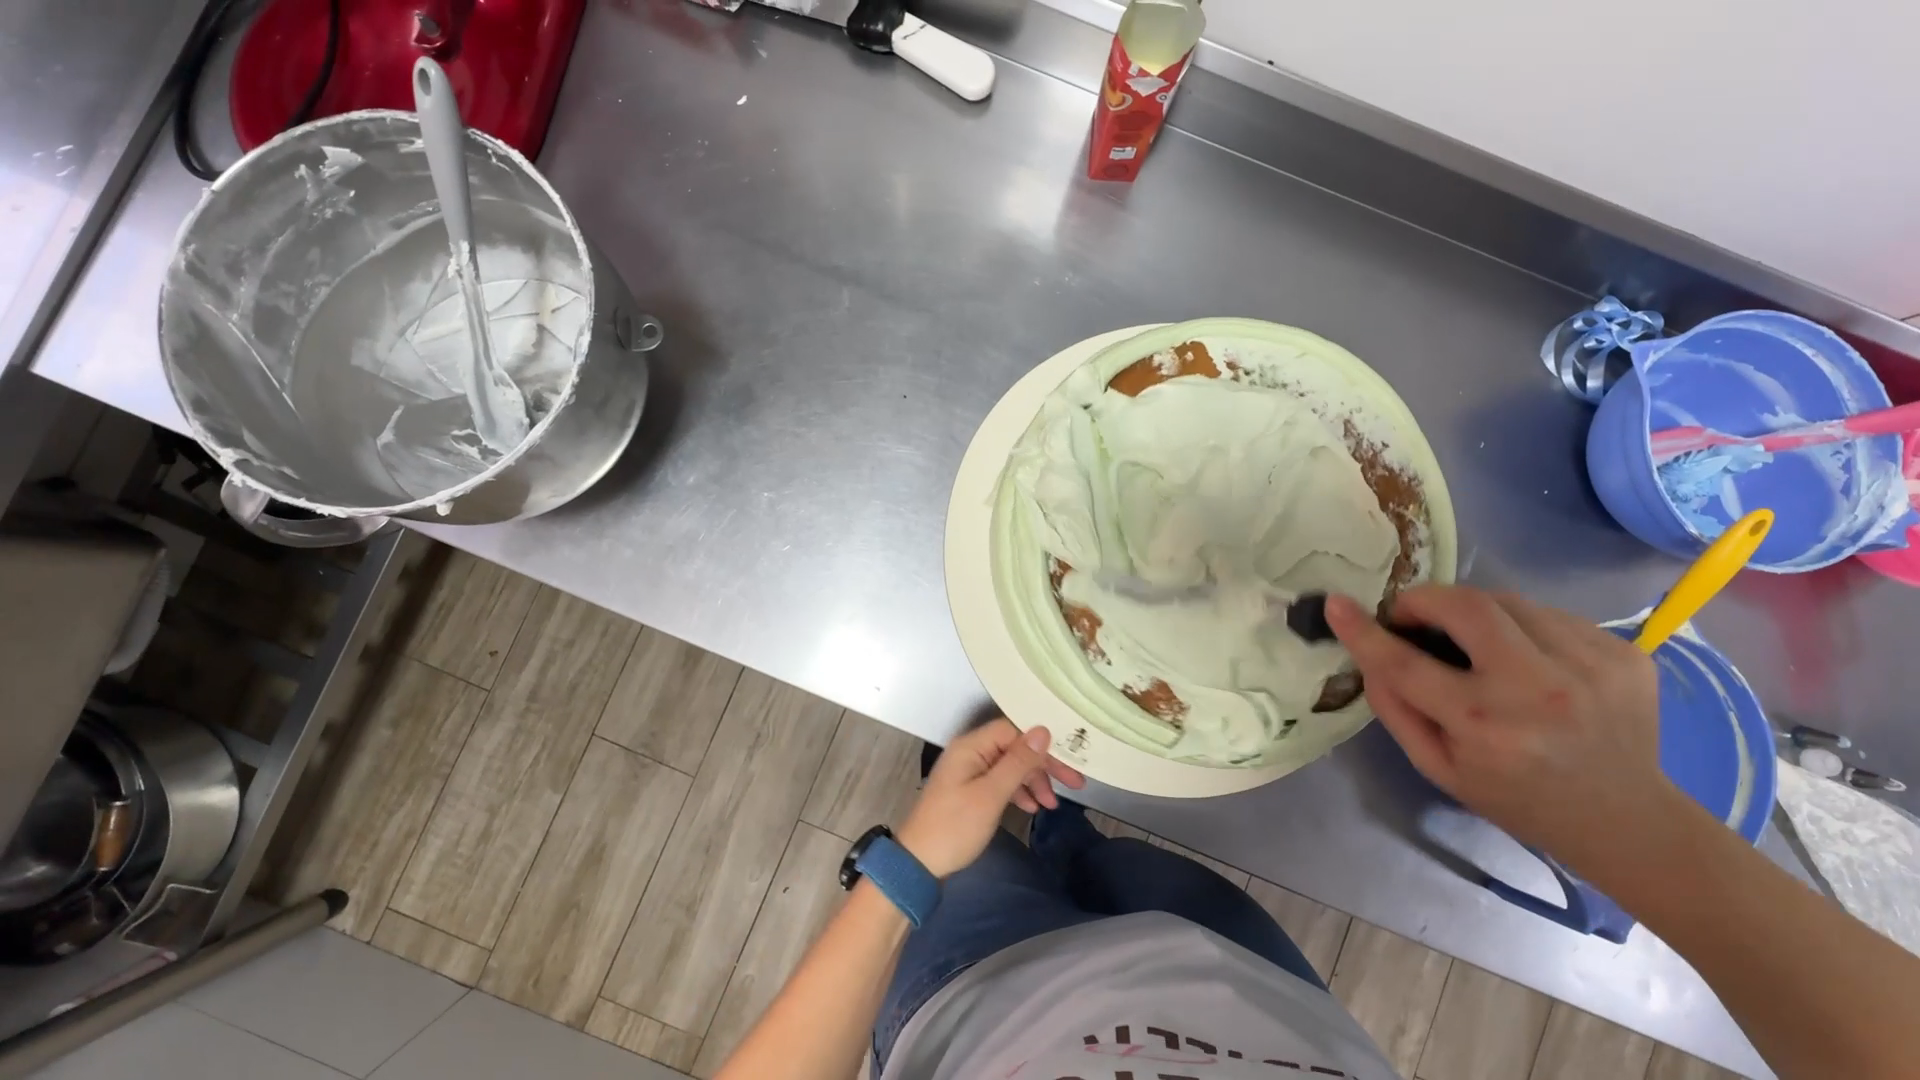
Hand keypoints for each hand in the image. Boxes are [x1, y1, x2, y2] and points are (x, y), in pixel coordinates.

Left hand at [896, 719, 1085, 877]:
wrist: (919, 864)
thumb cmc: (955, 827)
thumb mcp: (991, 794)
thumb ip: (1018, 762)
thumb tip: (1042, 730)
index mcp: (971, 746)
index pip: (1014, 730)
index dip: (1042, 743)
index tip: (1068, 762)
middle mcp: (969, 752)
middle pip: (1014, 747)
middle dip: (1042, 765)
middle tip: (1072, 784)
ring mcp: (968, 771)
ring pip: (1009, 766)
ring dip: (1032, 781)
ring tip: (1050, 805)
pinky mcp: (969, 790)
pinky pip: (1000, 781)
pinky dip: (1017, 792)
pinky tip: (1031, 807)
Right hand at [1325, 586, 1675, 874]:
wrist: (1627, 819)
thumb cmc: (1516, 797)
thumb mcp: (1439, 767)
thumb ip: (1395, 707)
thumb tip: (1368, 651)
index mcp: (1485, 726)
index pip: (1405, 663)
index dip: (1364, 631)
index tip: (1337, 605)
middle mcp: (1538, 688)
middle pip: (1467, 606)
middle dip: (1425, 600)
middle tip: (1411, 615)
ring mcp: (1590, 665)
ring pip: (1509, 601)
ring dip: (1475, 612)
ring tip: (1476, 644)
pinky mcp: (1623, 652)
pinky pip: (1549, 615)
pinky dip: (1522, 627)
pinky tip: (1529, 660)